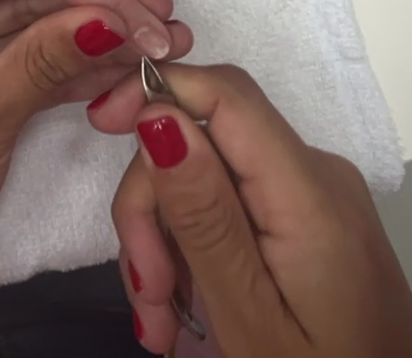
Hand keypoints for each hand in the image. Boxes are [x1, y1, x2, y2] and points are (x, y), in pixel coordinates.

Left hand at [0, 0, 192, 357]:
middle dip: (85, 8)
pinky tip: (126, 68)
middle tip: (157, 8)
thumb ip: (44, 58)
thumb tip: (110, 14)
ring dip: (90, 41)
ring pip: (33, 40)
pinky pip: (34, 74)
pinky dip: (76, 74)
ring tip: (159, 38)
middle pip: (18, 5)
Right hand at [87, 63, 411, 356]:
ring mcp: (311, 199)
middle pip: (201, 139)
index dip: (153, 89)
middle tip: (146, 291)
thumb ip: (203, 214)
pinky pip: (225, 204)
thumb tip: (157, 111)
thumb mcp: (250, 321)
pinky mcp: (303, 222)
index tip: (96, 125)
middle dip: (153, 203)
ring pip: (202, 174)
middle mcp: (314, 176)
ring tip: (162, 320)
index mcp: (310, 193)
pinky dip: (192, 247)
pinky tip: (184, 307)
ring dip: (165, 237)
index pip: (224, 92)